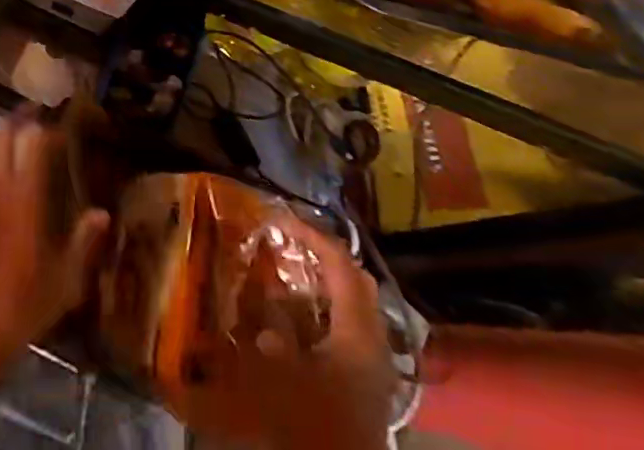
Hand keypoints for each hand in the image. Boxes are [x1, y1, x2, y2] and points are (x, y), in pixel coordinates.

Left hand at [0, 118, 110, 371]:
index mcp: (23, 197)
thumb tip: (102, 213)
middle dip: (21, 121)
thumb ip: (84, 241)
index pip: (33, 143)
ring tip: (20, 135)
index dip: (48, 129)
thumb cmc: (25, 302)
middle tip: (40, 117)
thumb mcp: (66, 278)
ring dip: (2, 134)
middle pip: (3, 134)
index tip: (63, 125)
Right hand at [167, 218, 395, 449]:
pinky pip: (349, 327)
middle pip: (356, 282)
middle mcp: (374, 340)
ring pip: (355, 305)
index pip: (340, 266)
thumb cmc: (313, 424)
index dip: (312, 236)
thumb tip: (268, 300)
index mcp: (358, 332)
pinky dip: (325, 309)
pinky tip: (297, 317)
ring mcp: (375, 362)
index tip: (281, 219)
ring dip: (324, 282)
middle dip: (324, 255)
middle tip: (289, 241)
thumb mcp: (280, 373)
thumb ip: (275, 328)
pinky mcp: (367, 380)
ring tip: (288, 272)